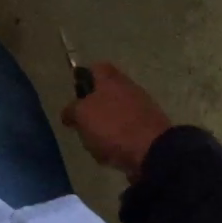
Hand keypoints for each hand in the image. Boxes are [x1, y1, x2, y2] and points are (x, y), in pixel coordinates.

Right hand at [61, 63, 172, 183]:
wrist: (153, 151)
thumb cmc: (112, 126)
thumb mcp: (81, 115)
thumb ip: (72, 110)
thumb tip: (68, 113)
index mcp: (111, 79)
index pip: (96, 68)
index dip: (84, 78)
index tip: (75, 95)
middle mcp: (129, 88)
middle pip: (106, 92)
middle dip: (93, 108)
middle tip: (82, 124)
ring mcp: (143, 108)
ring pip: (117, 113)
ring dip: (106, 126)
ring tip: (96, 145)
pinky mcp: (150, 129)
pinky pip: (128, 131)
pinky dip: (119, 140)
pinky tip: (113, 154)